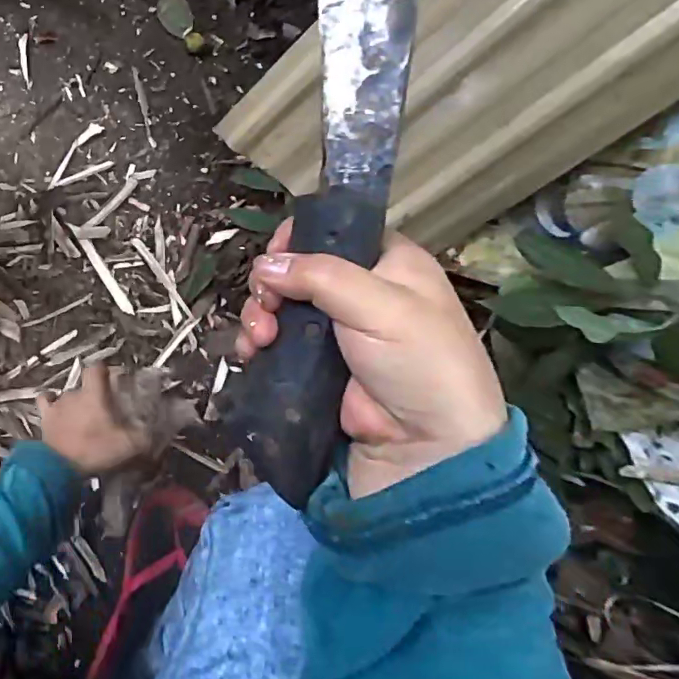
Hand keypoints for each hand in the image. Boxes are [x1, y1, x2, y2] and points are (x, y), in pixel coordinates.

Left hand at [37, 365, 150, 475]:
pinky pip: (46, 401)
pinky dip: (52, 403)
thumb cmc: (95, 450)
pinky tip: (58, 411)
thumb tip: (154, 434)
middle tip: (104, 411)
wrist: (59, 468)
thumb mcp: (129, 446)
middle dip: (94, 394)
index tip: (114, 379)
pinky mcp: (45, 417)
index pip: (97, 368)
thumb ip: (145, 437)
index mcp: (93, 393)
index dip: (105, 370)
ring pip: (68, 396)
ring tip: (84, 419)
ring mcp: (56, 404)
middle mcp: (73, 393)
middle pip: (84, 386)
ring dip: (76, 404)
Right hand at [235, 221, 506, 498]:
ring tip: (259, 337)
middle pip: (296, 268)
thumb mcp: (380, 305)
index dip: (300, 237)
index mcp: (388, 263)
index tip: (276, 254)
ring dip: (259, 314)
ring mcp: (332, 329)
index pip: (334, 231)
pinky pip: (273, 340)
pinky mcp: (312, 362)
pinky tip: (252, 353)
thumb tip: (263, 265)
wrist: (426, 447)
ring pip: (279, 303)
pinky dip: (257, 342)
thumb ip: (320, 275)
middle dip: (271, 283)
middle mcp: (358, 290)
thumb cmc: (418, 361)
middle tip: (267, 304)